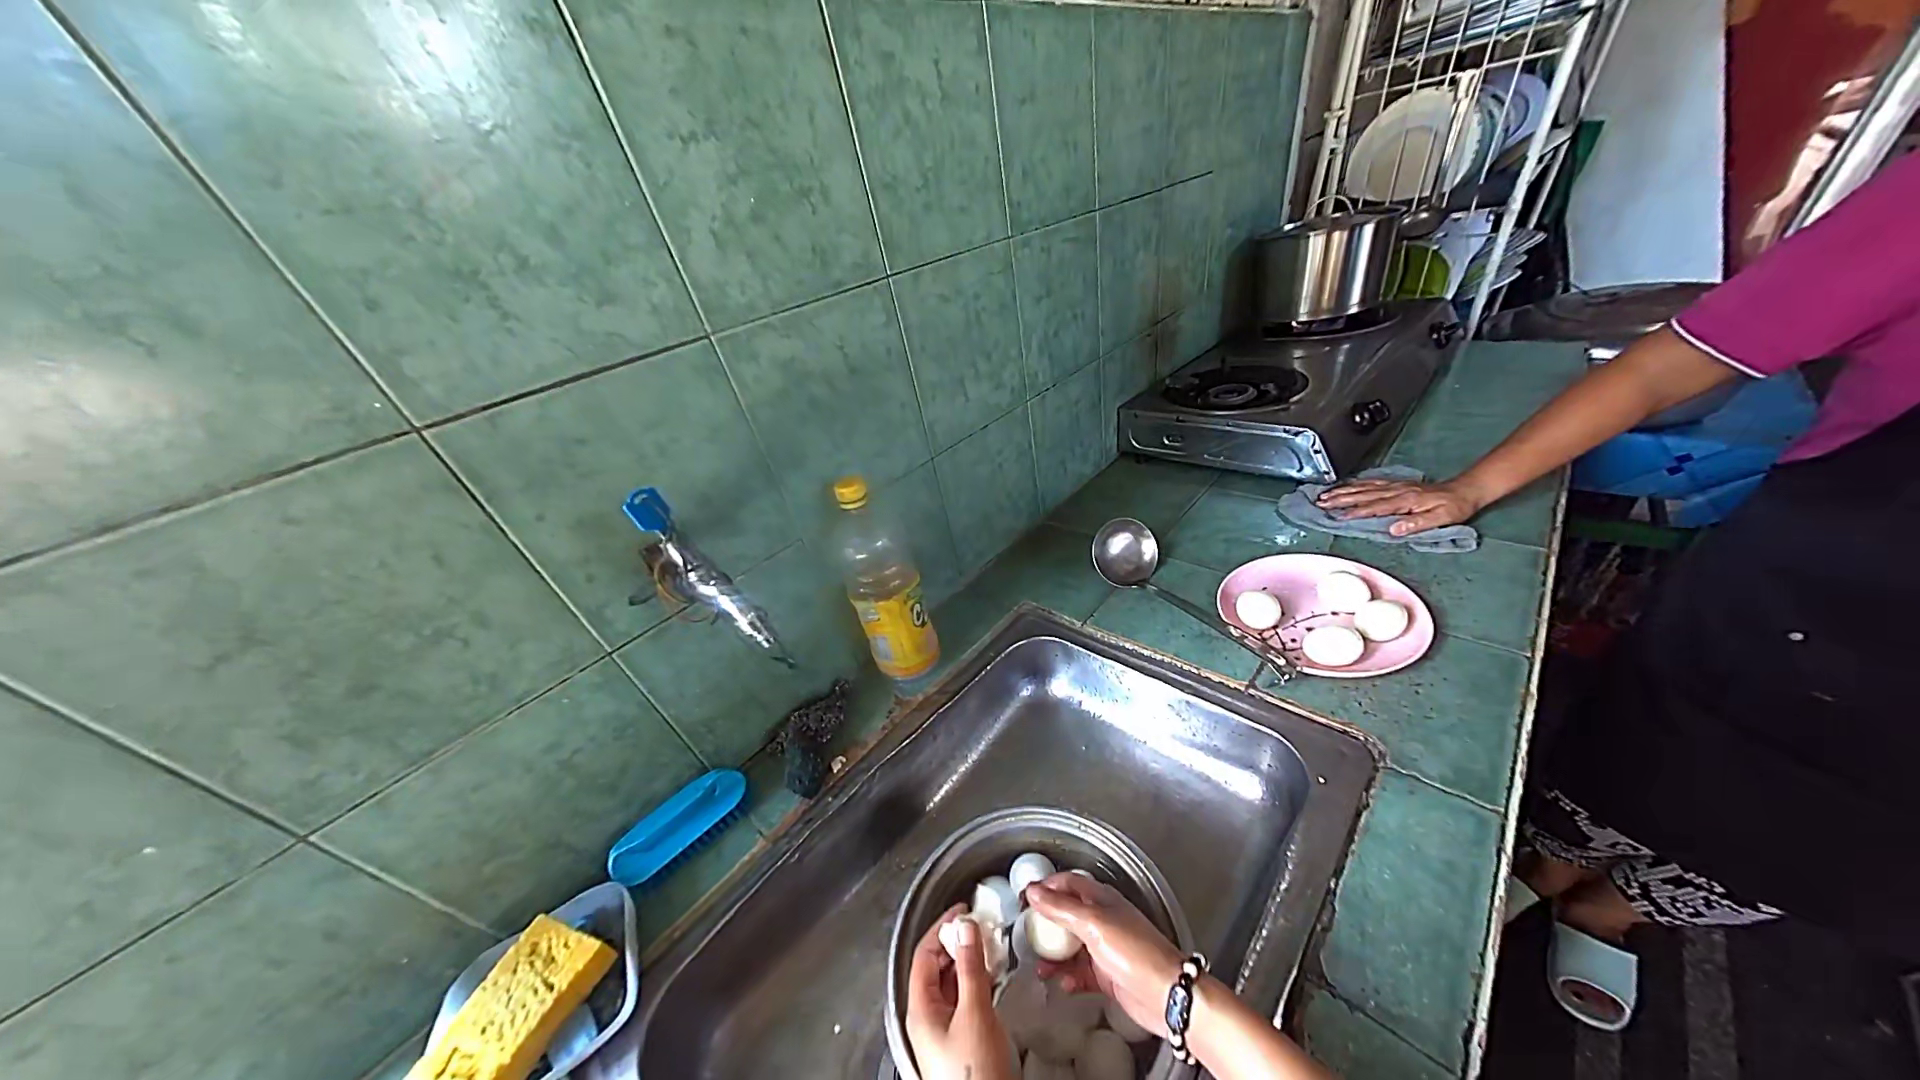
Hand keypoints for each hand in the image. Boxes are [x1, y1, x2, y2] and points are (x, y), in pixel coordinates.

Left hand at [904, 905, 1016, 1079]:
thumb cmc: (976, 1074)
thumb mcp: (974, 1013)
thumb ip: (969, 967)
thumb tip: (966, 926)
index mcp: (920, 1008)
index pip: (924, 954)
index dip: (942, 927)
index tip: (963, 909)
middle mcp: (927, 1016)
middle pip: (937, 966)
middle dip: (957, 941)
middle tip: (981, 924)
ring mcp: (944, 1030)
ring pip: (952, 982)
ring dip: (968, 960)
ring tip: (990, 944)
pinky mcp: (961, 1040)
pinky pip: (964, 998)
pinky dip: (976, 980)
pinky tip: (992, 974)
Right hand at [1024, 874, 1183, 1039]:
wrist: (1168, 996)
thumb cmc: (1139, 954)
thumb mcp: (1093, 924)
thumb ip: (1061, 908)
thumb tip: (1035, 891)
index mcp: (1101, 899)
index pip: (1065, 883)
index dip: (1044, 887)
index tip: (1024, 898)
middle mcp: (1103, 919)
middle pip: (1066, 914)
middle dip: (1045, 924)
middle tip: (1028, 933)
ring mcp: (1105, 947)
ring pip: (1070, 946)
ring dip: (1053, 955)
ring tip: (1040, 964)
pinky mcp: (1107, 974)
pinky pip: (1079, 972)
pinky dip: (1067, 976)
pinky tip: (1062, 982)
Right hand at [1313, 477, 1483, 535]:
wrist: (1466, 490)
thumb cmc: (1455, 508)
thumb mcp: (1442, 519)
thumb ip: (1417, 524)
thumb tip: (1394, 529)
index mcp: (1406, 501)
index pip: (1375, 507)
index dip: (1355, 511)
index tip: (1338, 516)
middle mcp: (1397, 491)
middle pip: (1363, 494)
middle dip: (1340, 498)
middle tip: (1320, 502)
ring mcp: (1396, 485)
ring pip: (1364, 487)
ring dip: (1343, 491)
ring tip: (1325, 495)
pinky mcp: (1396, 484)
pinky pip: (1371, 482)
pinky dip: (1355, 483)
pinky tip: (1345, 486)